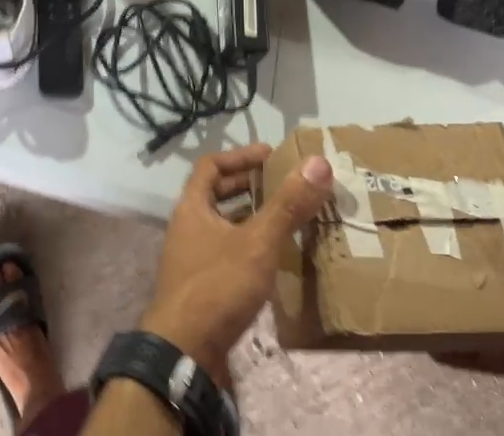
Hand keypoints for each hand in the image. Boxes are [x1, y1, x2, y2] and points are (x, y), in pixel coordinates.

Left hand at [139, 144, 334, 387]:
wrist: (184, 349)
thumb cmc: (217, 285)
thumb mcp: (257, 242)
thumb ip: (287, 205)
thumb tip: (319, 162)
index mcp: (191, 207)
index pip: (211, 165)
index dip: (240, 156)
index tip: (271, 155)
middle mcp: (187, 226)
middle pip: (216, 194)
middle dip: (248, 186)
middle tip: (284, 185)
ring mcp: (191, 258)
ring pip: (222, 225)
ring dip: (250, 218)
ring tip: (286, 218)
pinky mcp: (202, 285)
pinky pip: (226, 253)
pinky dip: (249, 247)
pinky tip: (273, 260)